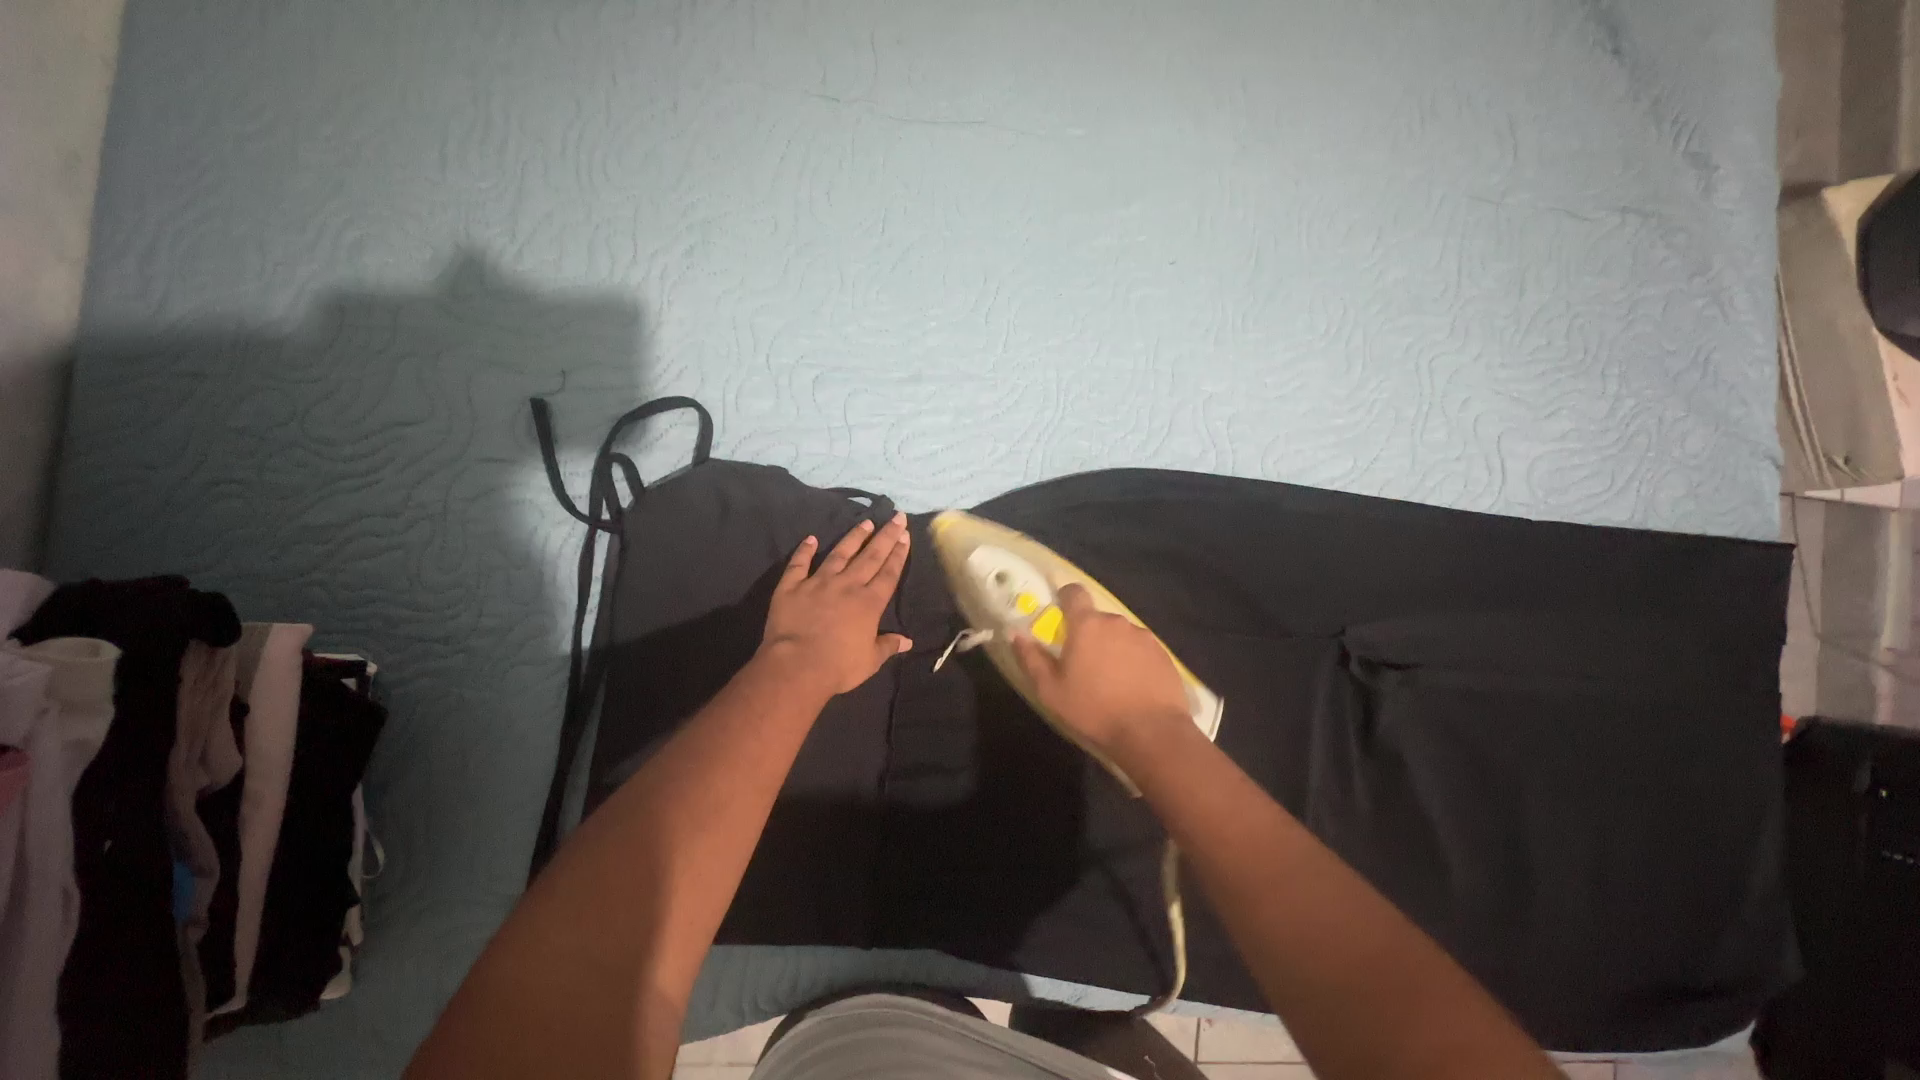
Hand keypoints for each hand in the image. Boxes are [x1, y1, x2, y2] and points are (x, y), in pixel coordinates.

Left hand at [759, 512, 913, 696]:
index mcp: (869, 603)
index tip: (905, 535)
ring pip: (839, 554)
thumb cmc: (838, 666)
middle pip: (870, 557)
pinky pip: (799, 564)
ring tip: (865, 522)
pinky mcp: (791, 587)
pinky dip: (804, 551)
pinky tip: (810, 539)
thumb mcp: (870, 661)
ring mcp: (818, 583)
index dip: (898, 554)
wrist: (797, 666)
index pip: (888, 573)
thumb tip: (907, 641)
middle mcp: (847, 586)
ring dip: (853, 537)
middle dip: (885, 536)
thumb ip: (888, 646)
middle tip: (896, 517)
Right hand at [1011, 583, 1191, 753]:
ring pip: (1121, 634)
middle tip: (1082, 663)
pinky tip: (1132, 686)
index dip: (1065, 597)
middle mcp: (1117, 622)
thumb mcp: (1051, 691)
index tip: (1060, 615)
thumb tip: (1015, 634)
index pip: (1074, 592)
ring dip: (1112, 648)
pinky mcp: (1164, 654)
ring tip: (1110, 679)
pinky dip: (1134, 661)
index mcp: (1087, 625)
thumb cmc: (1094, 710)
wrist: (1151, 733)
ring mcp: (1144, 637)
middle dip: (1088, 633)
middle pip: (1097, 618)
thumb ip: (1031, 658)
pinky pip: (1141, 650)